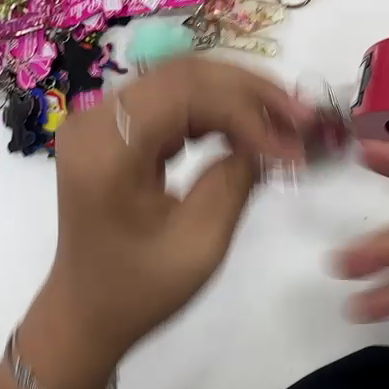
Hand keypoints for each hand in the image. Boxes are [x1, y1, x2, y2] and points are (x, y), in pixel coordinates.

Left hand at [23, 58, 308, 388]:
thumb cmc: (139, 289)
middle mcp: (94, 119)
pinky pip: (168, 98)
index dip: (247, 109)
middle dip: (248, 90)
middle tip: (303, 114)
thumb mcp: (200, 243)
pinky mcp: (111, 127)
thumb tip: (274, 137)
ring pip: (179, 79)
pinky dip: (213, 106)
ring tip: (286, 117)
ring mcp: (99, 119)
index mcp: (106, 148)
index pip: (186, 95)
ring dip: (235, 93)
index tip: (295, 140)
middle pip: (182, 75)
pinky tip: (248, 125)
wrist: (85, 313)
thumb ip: (236, 180)